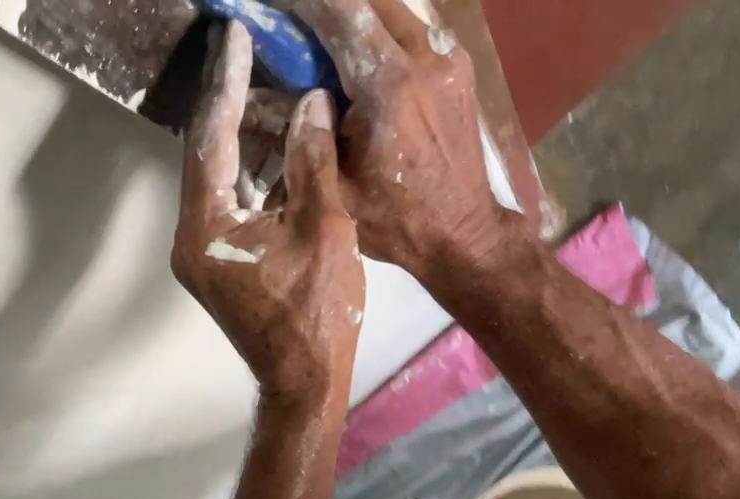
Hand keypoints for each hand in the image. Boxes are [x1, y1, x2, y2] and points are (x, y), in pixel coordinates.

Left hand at [171, 21, 365, 409]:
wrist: (306, 381)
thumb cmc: (317, 314)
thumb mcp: (323, 228)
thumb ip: (313, 160)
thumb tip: (311, 102)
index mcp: (205, 227)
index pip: (210, 137)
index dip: (227, 82)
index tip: (235, 35)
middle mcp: (192, 237)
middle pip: (210, 154)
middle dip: (238, 104)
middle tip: (260, 55)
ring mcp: (204, 253)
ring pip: (223, 179)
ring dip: (254, 140)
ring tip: (285, 94)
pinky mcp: (223, 265)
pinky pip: (236, 206)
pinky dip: (260, 177)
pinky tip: (289, 148)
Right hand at [292, 0, 517, 277]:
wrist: (462, 234)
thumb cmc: (396, 223)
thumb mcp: (337, 188)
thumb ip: (310, 135)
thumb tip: (290, 92)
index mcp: (389, 87)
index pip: (340, 13)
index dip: (304, 4)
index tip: (277, 8)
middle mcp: (425, 58)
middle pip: (370, 0)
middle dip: (331, 5)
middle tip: (300, 22)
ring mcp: (449, 59)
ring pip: (396, 9)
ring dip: (359, 14)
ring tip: (327, 38)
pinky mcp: (459, 68)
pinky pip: (416, 28)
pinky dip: (384, 29)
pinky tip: (365, 54)